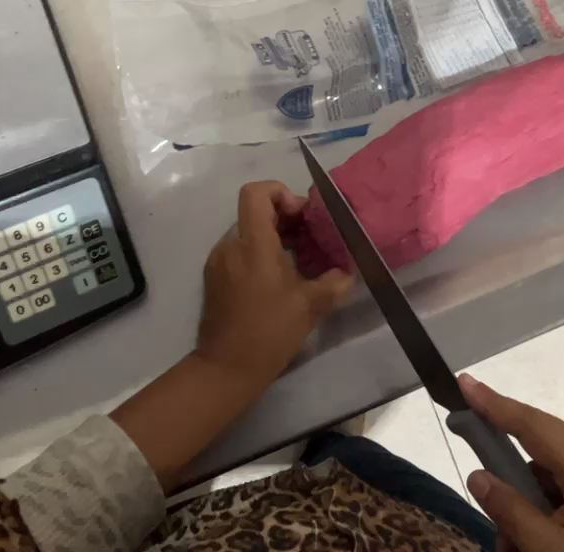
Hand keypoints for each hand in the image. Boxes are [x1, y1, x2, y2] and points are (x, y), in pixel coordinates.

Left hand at [195, 180, 352, 389]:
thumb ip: (333, 283)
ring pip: (248, 231)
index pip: (257, 193)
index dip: (281, 192)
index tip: (302, 216)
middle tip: (310, 239)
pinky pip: (239, 251)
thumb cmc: (268, 332)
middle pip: (255, 211)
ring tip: (299, 261)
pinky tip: (278, 280)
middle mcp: (230, 245)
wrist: (224, 370)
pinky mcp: (214, 278)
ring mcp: (218, 261)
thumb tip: (348, 271)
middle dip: (285, 218)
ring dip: (274, 237)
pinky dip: (259, 253)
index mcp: (252, 244)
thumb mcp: (309, 306)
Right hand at [461, 374, 563, 551]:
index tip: (462, 382)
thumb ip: (512, 512)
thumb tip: (478, 475)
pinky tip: (525, 545)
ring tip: (508, 547)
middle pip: (535, 445)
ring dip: (519, 504)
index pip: (531, 422)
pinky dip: (537, 513)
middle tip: (476, 483)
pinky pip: (558, 494)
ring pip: (543, 475)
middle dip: (503, 471)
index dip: (494, 402)